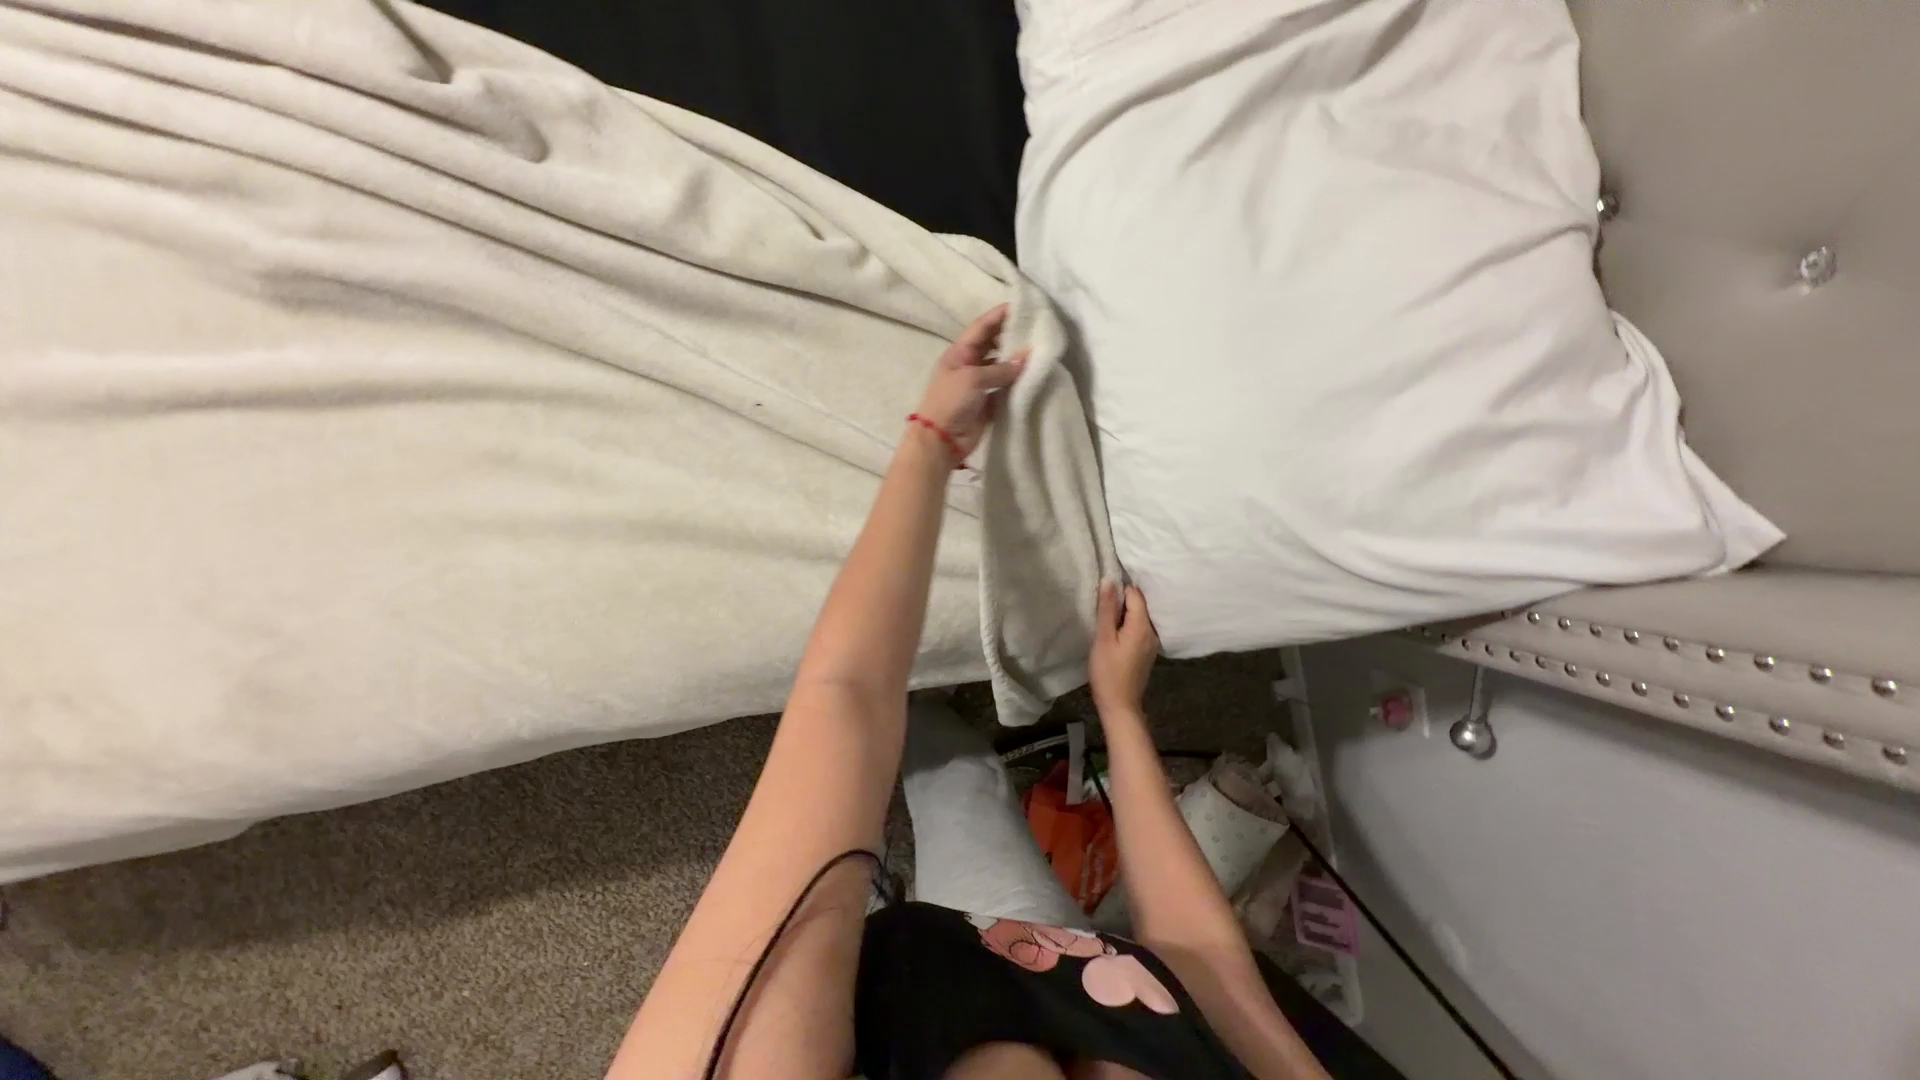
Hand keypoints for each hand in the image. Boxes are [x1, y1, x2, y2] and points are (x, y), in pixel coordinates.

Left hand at [914, 304, 1028, 457]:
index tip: (1020, 306)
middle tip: (1034, 327)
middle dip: (1010, 335)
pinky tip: (1032, 374)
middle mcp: (969, 364)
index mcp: (959, 353)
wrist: (941, 439)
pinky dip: (1017, 381)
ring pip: (1000, 365)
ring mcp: (978, 384)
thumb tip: (1026, 358)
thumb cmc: (950, 402)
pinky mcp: (987, 401)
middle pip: (992, 344)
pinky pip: (1005, 387)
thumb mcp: (973, 378)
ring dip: (1016, 358)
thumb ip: (1001, 368)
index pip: (981, 327)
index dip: (999, 316)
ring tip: (1038, 349)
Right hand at [1089, 582, 1158, 717]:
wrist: (1120, 704)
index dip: (1119, 589)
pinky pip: (1139, 629)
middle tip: (1101, 601)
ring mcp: (1152, 642)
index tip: (1102, 591)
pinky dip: (1128, 624)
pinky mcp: (1147, 651)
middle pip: (1140, 605)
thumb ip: (1107, 608)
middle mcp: (1152, 631)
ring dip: (1124, 613)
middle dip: (1122, 600)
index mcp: (1142, 625)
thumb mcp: (1103, 638)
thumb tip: (1109, 580)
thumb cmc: (1108, 671)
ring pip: (1140, 617)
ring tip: (1106, 615)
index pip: (1135, 594)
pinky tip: (1115, 631)